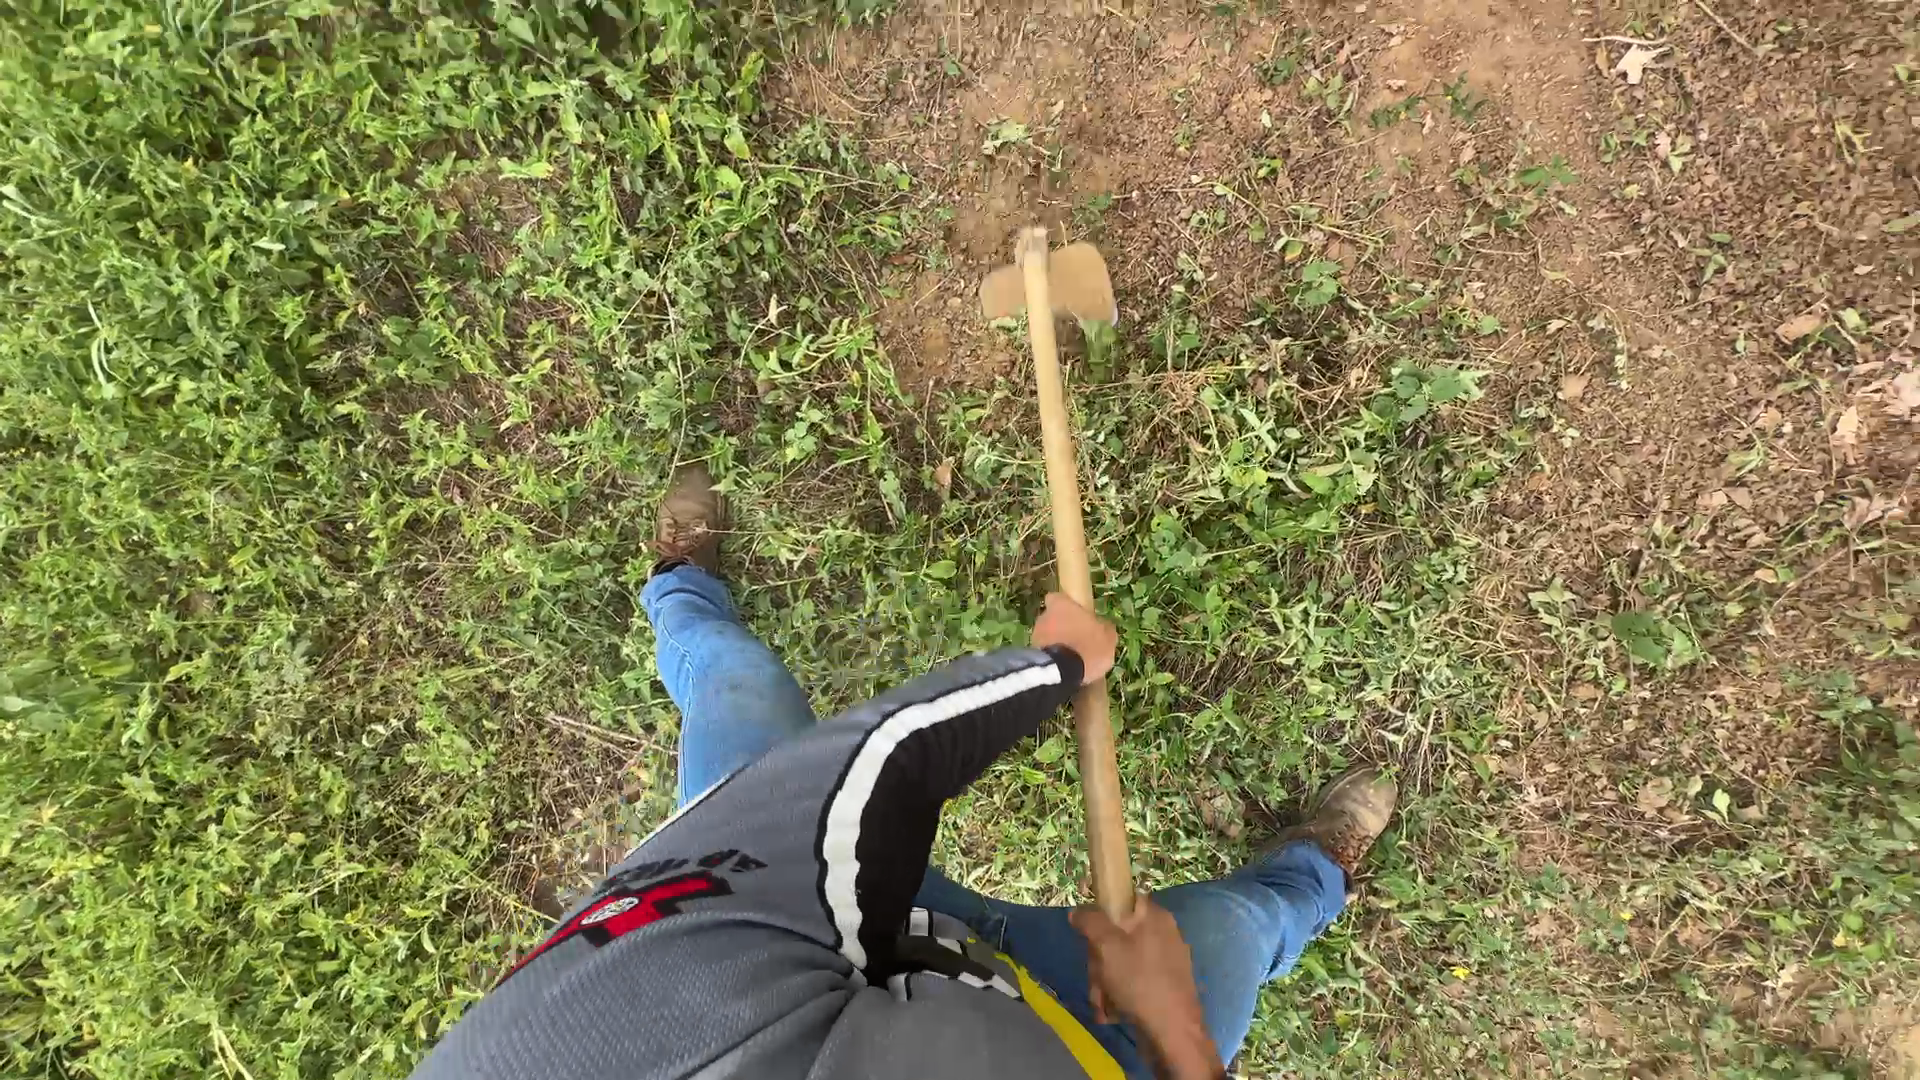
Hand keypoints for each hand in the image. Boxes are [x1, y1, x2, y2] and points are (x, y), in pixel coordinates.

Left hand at [1030, 593, 1116, 685]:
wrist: (1062, 671)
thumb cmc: (1088, 647)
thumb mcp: (1107, 638)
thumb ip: (1104, 628)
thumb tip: (1103, 626)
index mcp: (1061, 605)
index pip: (1057, 598)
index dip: (1066, 606)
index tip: (1077, 616)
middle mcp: (1044, 616)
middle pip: (1053, 618)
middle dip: (1063, 627)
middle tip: (1078, 640)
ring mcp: (1035, 635)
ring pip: (1047, 636)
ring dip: (1057, 643)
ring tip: (1072, 658)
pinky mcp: (1032, 654)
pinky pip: (1044, 652)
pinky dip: (1053, 657)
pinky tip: (1064, 668)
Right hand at [1070, 896, 1218, 1077]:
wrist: (1174, 1037)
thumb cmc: (1140, 982)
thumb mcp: (1106, 945)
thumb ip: (1089, 921)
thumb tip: (1078, 911)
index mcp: (1154, 916)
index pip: (1122, 897)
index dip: (1100, 908)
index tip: (1086, 928)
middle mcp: (1162, 934)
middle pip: (1117, 933)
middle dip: (1099, 957)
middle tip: (1095, 973)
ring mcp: (1165, 962)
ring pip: (1121, 960)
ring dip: (1104, 979)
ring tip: (1102, 1000)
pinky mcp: (1164, 987)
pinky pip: (1133, 979)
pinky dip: (1119, 993)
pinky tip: (1112, 1010)